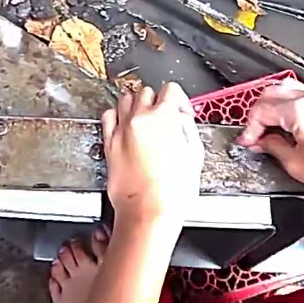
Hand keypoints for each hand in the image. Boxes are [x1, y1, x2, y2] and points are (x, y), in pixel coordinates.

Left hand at [100, 83, 202, 235]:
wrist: (148, 212)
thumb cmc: (173, 191)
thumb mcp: (194, 154)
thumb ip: (187, 127)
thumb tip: (181, 117)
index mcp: (164, 117)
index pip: (171, 90)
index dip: (179, 100)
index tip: (181, 112)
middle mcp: (140, 118)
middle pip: (147, 92)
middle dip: (157, 102)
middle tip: (163, 118)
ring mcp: (122, 129)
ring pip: (126, 99)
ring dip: (136, 105)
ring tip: (143, 119)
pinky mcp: (109, 142)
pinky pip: (108, 116)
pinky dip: (116, 115)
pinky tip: (124, 124)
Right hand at [236, 80, 303, 208]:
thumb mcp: (295, 164)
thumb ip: (272, 146)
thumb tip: (260, 141)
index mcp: (300, 110)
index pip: (262, 110)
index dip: (249, 127)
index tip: (246, 140)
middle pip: (272, 93)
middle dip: (257, 113)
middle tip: (252, 134)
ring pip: (287, 91)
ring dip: (272, 107)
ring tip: (266, 130)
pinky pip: (302, 98)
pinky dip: (287, 108)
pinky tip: (284, 127)